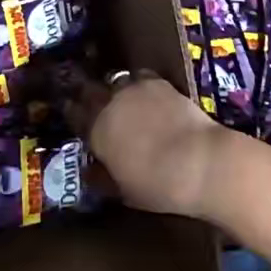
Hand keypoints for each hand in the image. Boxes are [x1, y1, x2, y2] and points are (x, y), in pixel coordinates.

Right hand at [77, 73, 226, 218]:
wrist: (198, 161)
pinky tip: (146, 95)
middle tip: (92, 102)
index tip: (71, 112)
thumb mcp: (124, 192)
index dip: (72, 113)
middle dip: (88, 94)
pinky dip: (139, 84)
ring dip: (115, 89)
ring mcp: (133, 88)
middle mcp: (109, 103)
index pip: (74, 115)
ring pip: (115, 80)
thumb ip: (102, 178)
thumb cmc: (158, 186)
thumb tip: (91, 171)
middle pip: (90, 90)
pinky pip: (139, 77)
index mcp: (96, 131)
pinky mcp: (157, 81)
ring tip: (122, 99)